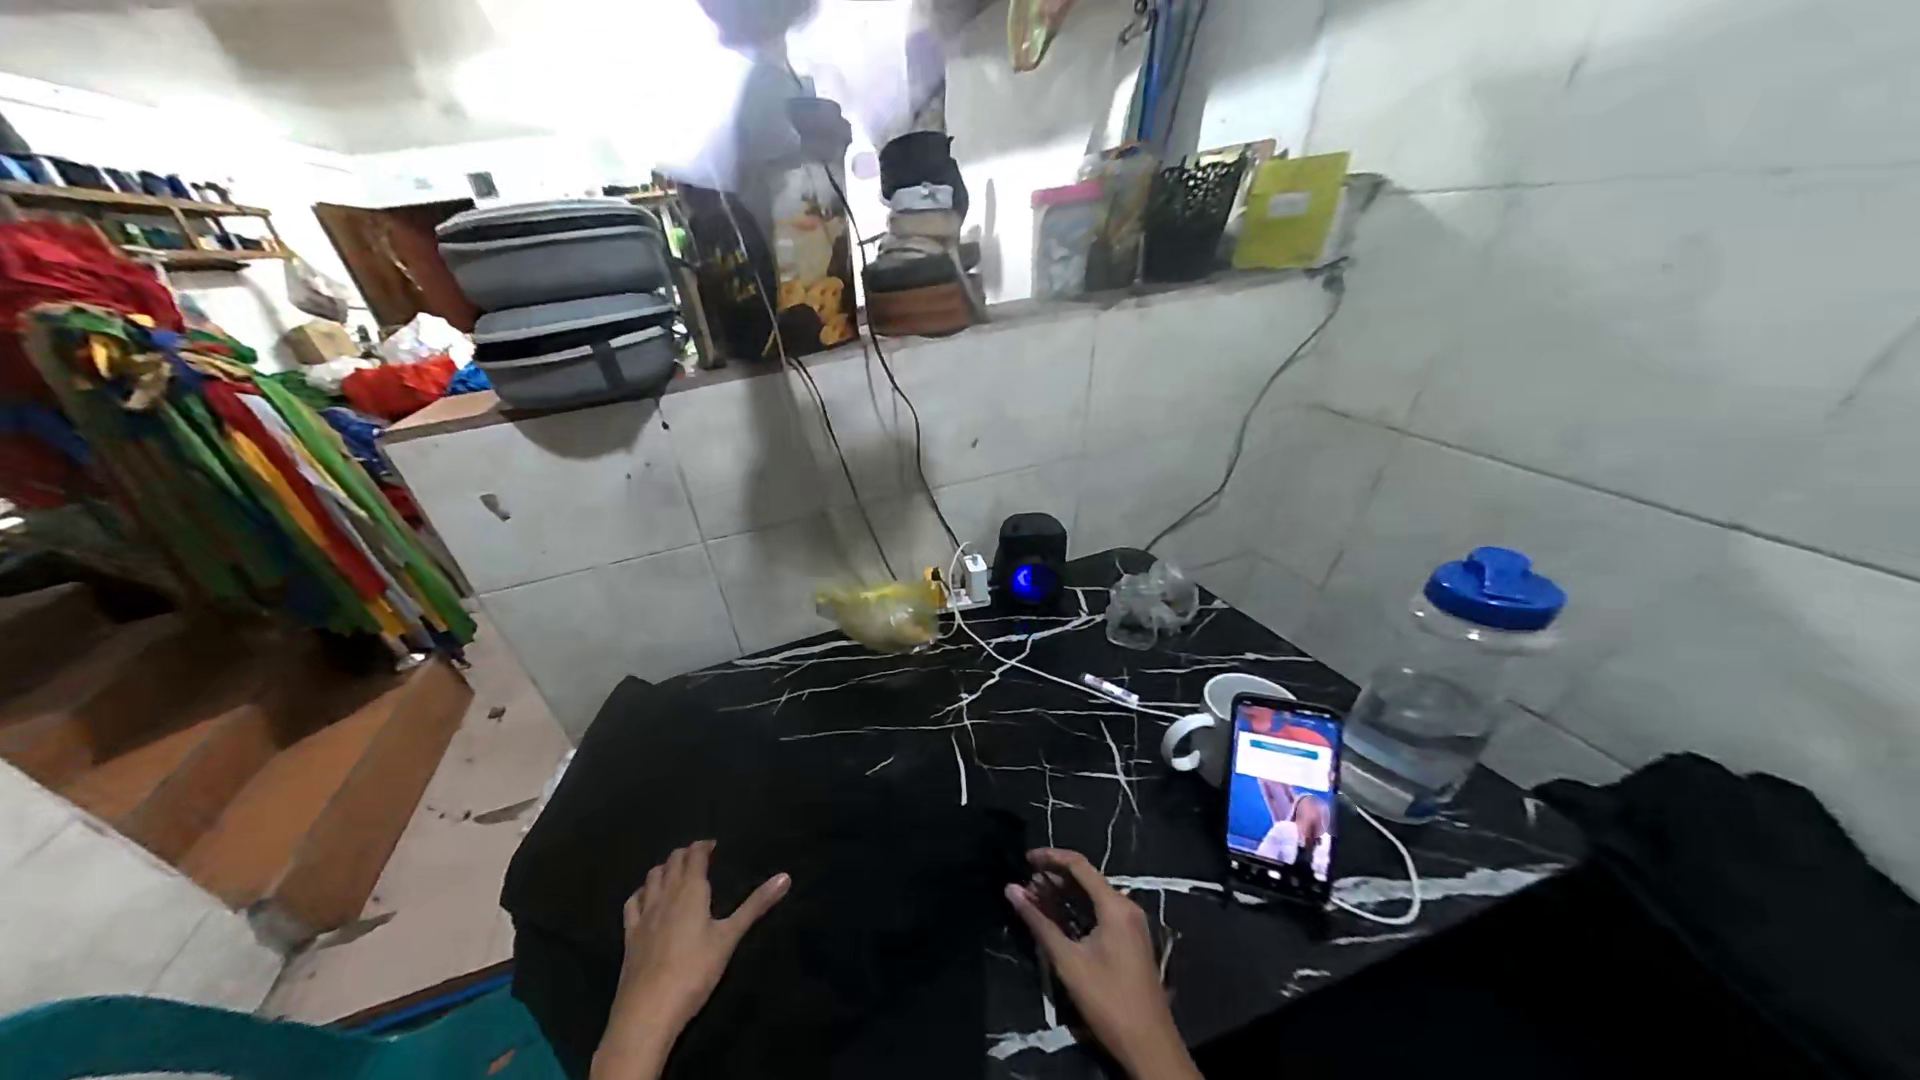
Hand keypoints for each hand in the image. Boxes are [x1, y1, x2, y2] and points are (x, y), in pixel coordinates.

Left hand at [592, 841, 788, 1079]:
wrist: (648, 1012)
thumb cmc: (695, 971)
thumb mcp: (730, 937)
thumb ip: (756, 905)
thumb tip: (786, 876)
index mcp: (691, 890)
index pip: (695, 855)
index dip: (704, 846)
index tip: (714, 845)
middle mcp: (665, 894)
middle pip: (672, 861)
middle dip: (685, 854)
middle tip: (700, 858)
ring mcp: (644, 914)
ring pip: (651, 877)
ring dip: (664, 868)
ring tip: (676, 873)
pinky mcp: (629, 935)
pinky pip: (633, 902)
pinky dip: (642, 892)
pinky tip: (646, 899)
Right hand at [1005, 849, 1201, 1079]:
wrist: (1149, 1045)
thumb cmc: (1107, 1000)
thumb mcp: (1067, 960)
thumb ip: (1039, 922)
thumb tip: (1011, 890)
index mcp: (1115, 905)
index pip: (1079, 865)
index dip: (1050, 857)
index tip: (1025, 858)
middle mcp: (1126, 907)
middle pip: (1086, 878)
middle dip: (1054, 877)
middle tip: (1025, 882)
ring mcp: (1130, 923)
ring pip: (1092, 896)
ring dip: (1064, 894)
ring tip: (1034, 896)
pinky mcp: (1129, 939)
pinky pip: (1100, 912)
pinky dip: (1077, 909)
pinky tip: (1056, 916)